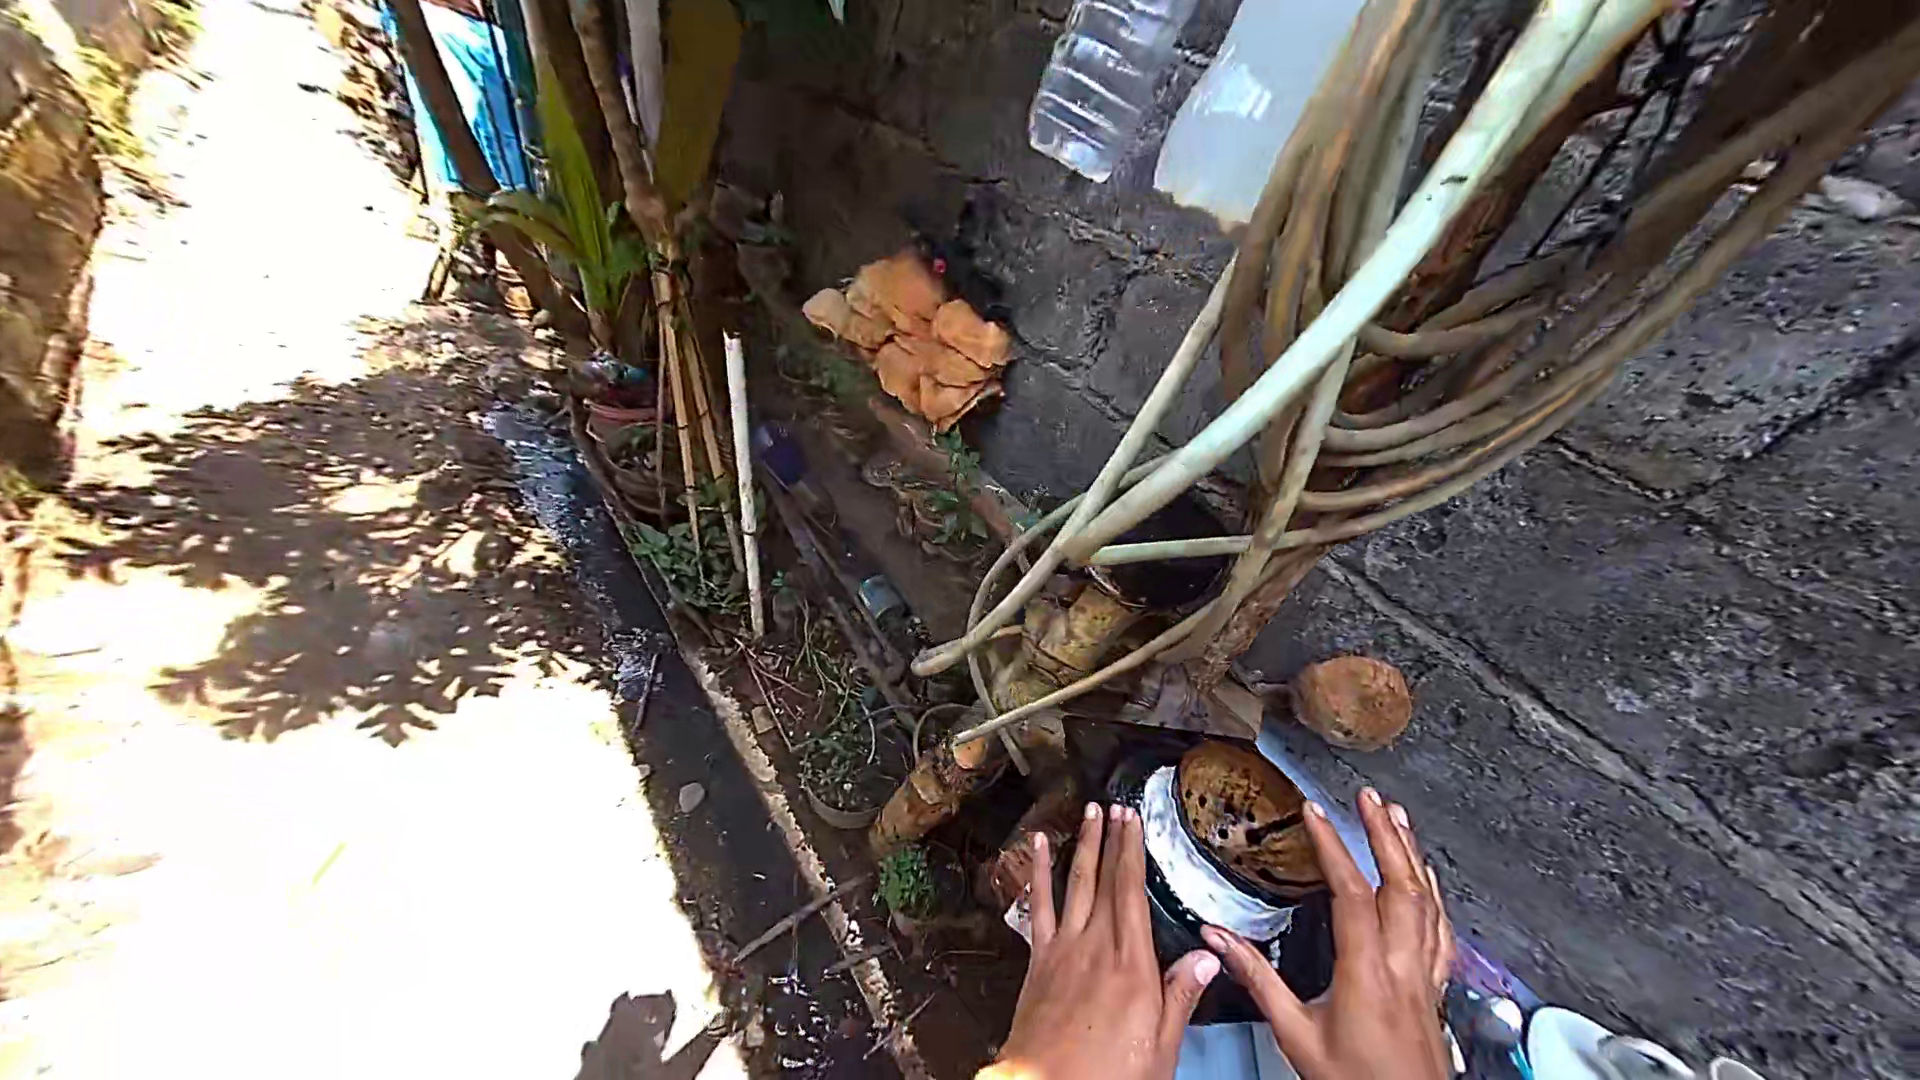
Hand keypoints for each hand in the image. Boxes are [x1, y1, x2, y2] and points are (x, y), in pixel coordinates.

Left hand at [981, 803, 1221, 1079]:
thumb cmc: (1108, 1076)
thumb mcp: (1161, 1048)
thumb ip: (1181, 996)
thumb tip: (1208, 957)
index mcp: (1130, 963)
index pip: (1132, 890)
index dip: (1132, 850)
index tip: (1133, 821)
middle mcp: (1096, 942)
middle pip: (1105, 877)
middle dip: (1111, 838)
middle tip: (1115, 807)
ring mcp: (1064, 944)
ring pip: (1076, 880)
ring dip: (1083, 843)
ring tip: (1088, 813)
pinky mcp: (1041, 953)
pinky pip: (1039, 902)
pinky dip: (1038, 869)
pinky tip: (1036, 843)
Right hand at [1202, 789, 1453, 1079]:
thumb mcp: (1295, 1035)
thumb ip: (1256, 978)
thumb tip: (1215, 935)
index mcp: (1368, 976)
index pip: (1353, 896)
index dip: (1333, 848)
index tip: (1313, 812)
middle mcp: (1404, 970)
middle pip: (1403, 889)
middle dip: (1384, 835)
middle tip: (1367, 797)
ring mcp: (1425, 979)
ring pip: (1427, 905)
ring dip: (1410, 854)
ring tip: (1395, 816)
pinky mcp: (1433, 989)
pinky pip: (1441, 931)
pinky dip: (1433, 893)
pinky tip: (1427, 876)